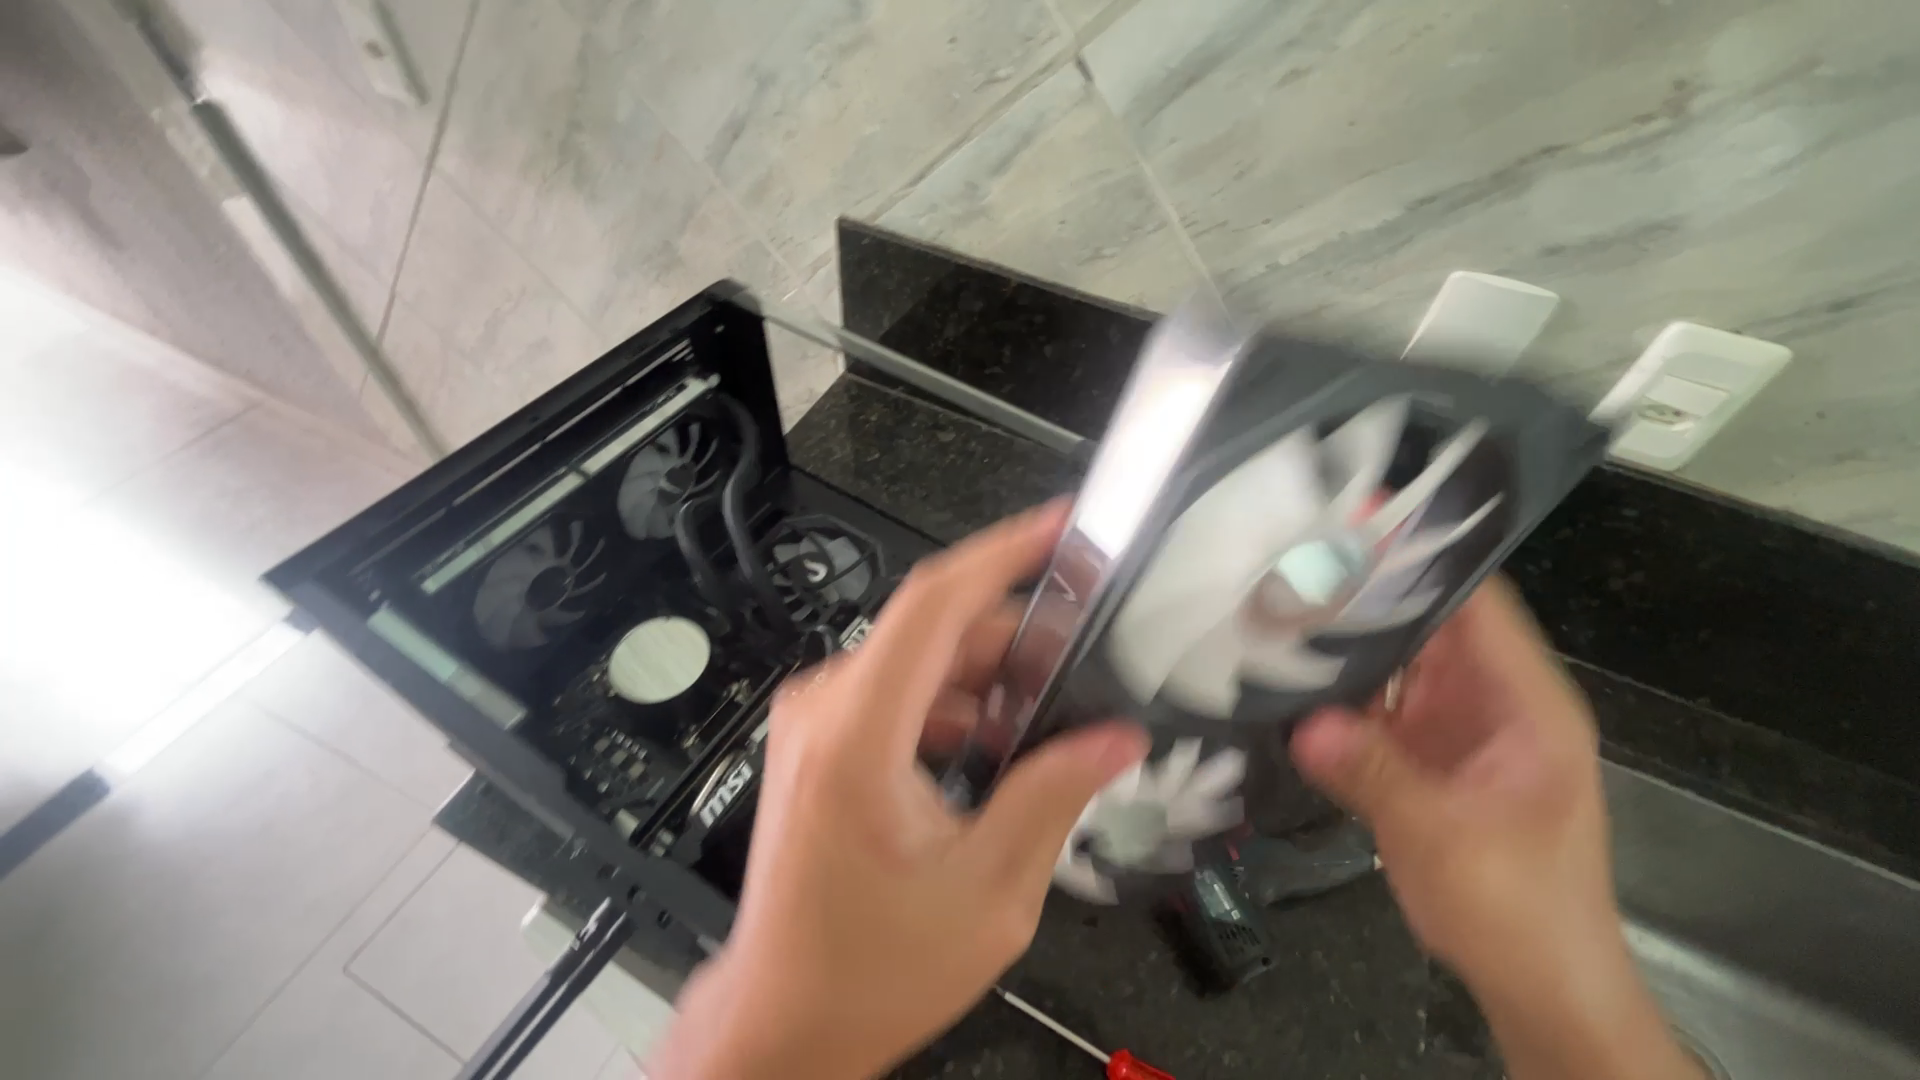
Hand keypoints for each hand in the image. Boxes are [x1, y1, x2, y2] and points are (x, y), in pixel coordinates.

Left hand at [653, 502, 1147, 1079]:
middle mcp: (825, 710)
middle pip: (938, 630)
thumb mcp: (986, 889)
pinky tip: (999, 748)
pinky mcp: (825, 738)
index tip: (1058, 529)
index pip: (933, 602)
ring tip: (1047, 721)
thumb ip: (1054, 797)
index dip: (1002, 553)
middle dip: (1019, 638)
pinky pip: (903, 691)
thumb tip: (1113, 740)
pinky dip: (958, 704)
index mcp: (857, 736)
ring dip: (991, 678)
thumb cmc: (866, 968)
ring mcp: (819, 721)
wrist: (786, 1012)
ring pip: (924, 660)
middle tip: (1084, 667)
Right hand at [1290, 577, 1612, 986]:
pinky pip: (1372, 707)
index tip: (1356, 520)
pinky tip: (1283, 677)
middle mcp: (1488, 703)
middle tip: (1288, 561)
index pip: (1477, 605)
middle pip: (1426, 626)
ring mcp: (1450, 729)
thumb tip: (1303, 725)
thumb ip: (1376, 776)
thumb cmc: (1519, 908)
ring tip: (1273, 607)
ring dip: (1342, 641)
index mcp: (1524, 705)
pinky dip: (1333, 692)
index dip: (1423, 557)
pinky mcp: (1419, 757)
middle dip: (1364, 593)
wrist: (1536, 984)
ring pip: (1393, 663)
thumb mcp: (1447, 840)